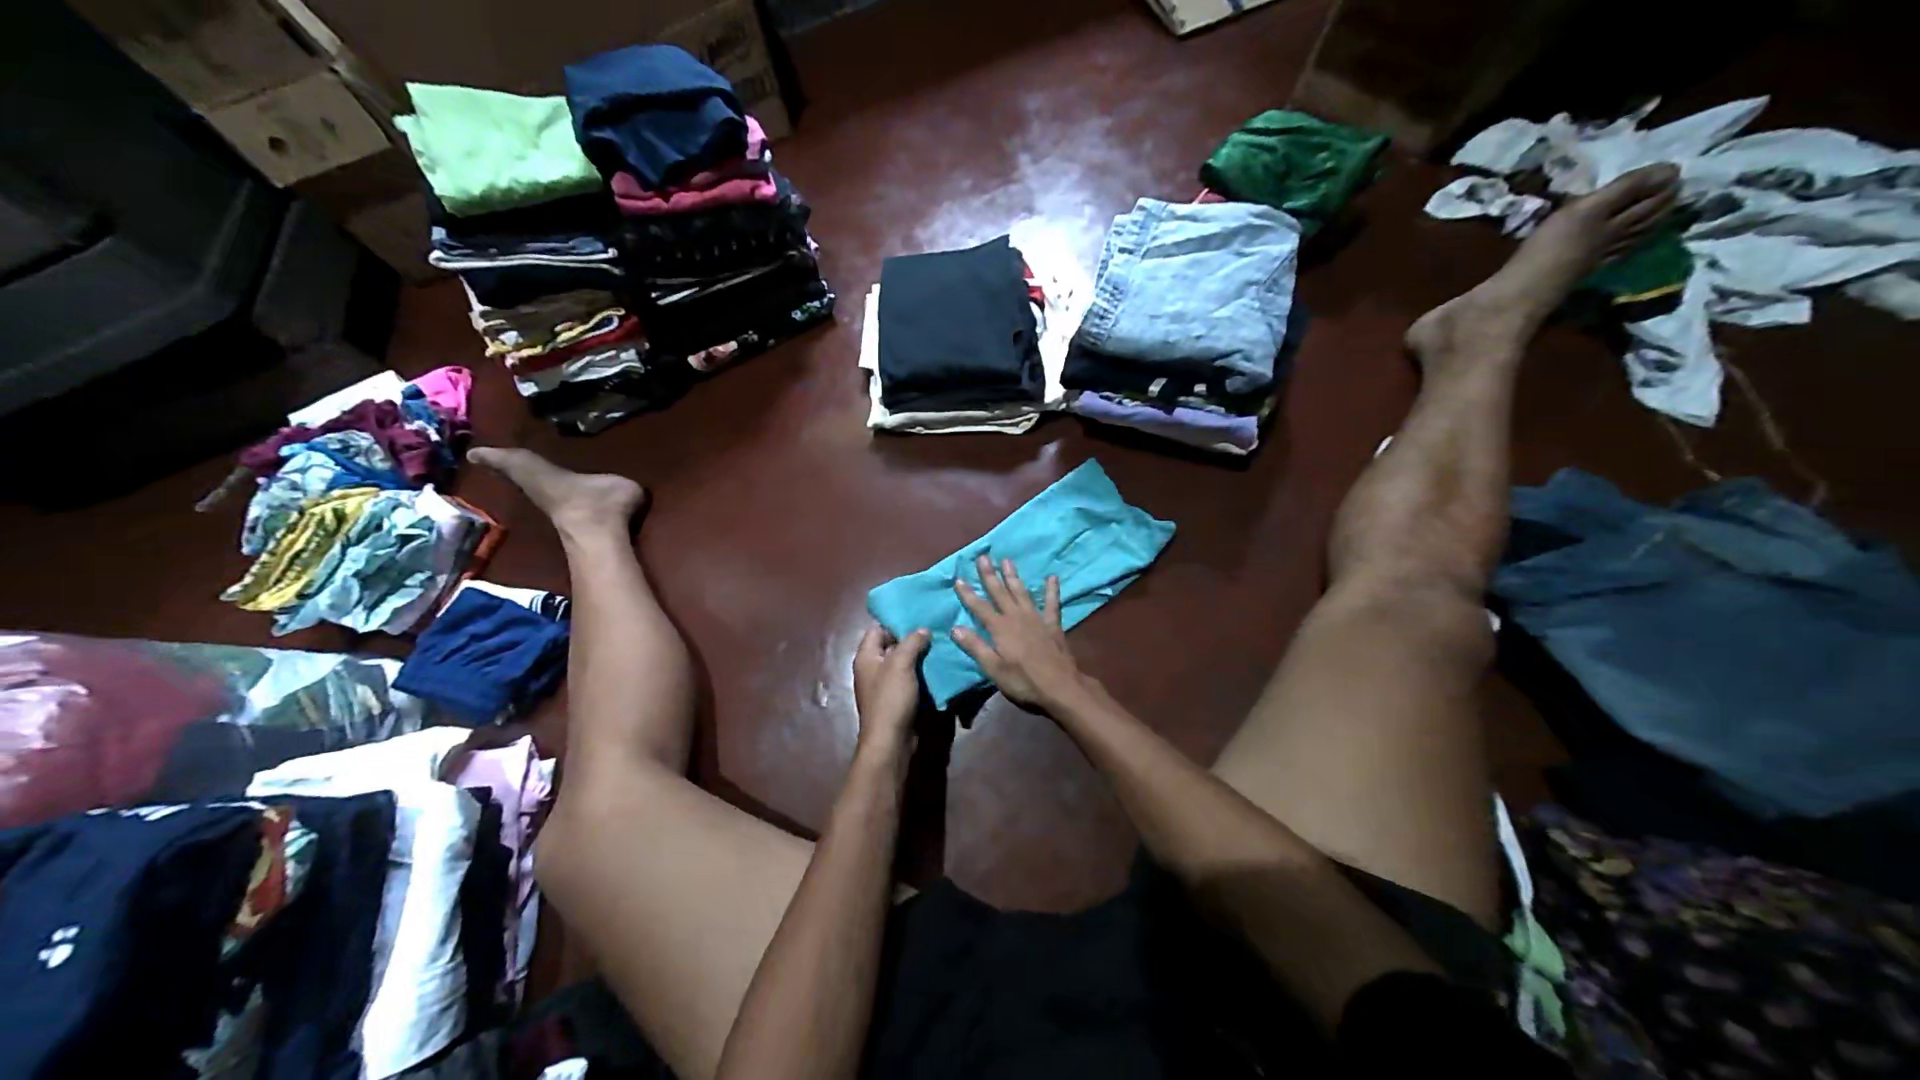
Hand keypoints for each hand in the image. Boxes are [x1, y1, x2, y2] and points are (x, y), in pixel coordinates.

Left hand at [852, 624, 929, 760]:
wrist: (891, 741)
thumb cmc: (891, 698)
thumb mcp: (901, 664)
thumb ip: (911, 642)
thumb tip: (922, 629)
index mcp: (866, 657)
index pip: (877, 629)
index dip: (896, 622)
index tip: (919, 616)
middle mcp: (873, 669)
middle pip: (892, 646)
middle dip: (912, 638)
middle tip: (936, 629)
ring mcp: (885, 685)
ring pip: (904, 664)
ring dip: (920, 657)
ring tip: (942, 645)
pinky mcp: (898, 699)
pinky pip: (911, 680)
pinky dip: (922, 674)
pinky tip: (940, 667)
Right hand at [952, 554, 1083, 710]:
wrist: (1060, 686)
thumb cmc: (1023, 681)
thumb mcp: (993, 668)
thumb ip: (975, 646)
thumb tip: (955, 628)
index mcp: (1000, 628)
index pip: (980, 607)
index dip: (968, 593)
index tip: (958, 578)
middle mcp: (1016, 617)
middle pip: (1000, 593)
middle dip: (990, 575)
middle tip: (983, 556)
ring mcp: (1036, 619)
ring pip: (1022, 592)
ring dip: (1013, 576)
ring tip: (1007, 561)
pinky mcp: (1053, 625)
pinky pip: (1052, 603)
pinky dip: (1052, 590)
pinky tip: (1052, 577)